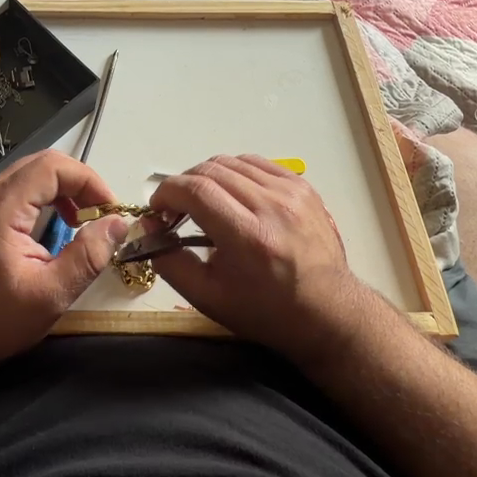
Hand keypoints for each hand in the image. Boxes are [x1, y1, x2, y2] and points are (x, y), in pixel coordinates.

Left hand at [0, 150, 130, 372]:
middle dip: (80, 182)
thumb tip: (118, 225)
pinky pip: (21, 188)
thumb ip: (87, 257)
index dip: (88, 180)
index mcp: (2, 207)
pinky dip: (47, 198)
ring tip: (85, 221)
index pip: (52, 167)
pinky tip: (60, 226)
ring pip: (32, 173)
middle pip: (43, 163)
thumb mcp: (49, 295)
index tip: (110, 210)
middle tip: (102, 214)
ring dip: (64, 189)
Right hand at [149, 154, 378, 364]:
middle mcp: (272, 206)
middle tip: (176, 209)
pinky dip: (234, 173)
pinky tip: (232, 195)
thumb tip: (148, 227)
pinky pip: (255, 163)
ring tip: (203, 201)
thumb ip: (170, 261)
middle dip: (183, 185)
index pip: (196, 190)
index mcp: (249, 237)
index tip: (158, 210)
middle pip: (210, 170)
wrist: (328, 314)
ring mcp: (291, 192)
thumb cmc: (264, 311)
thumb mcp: (208, 298)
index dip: (167, 193)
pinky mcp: (302, 186)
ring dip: (206, 177)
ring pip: (231, 162)